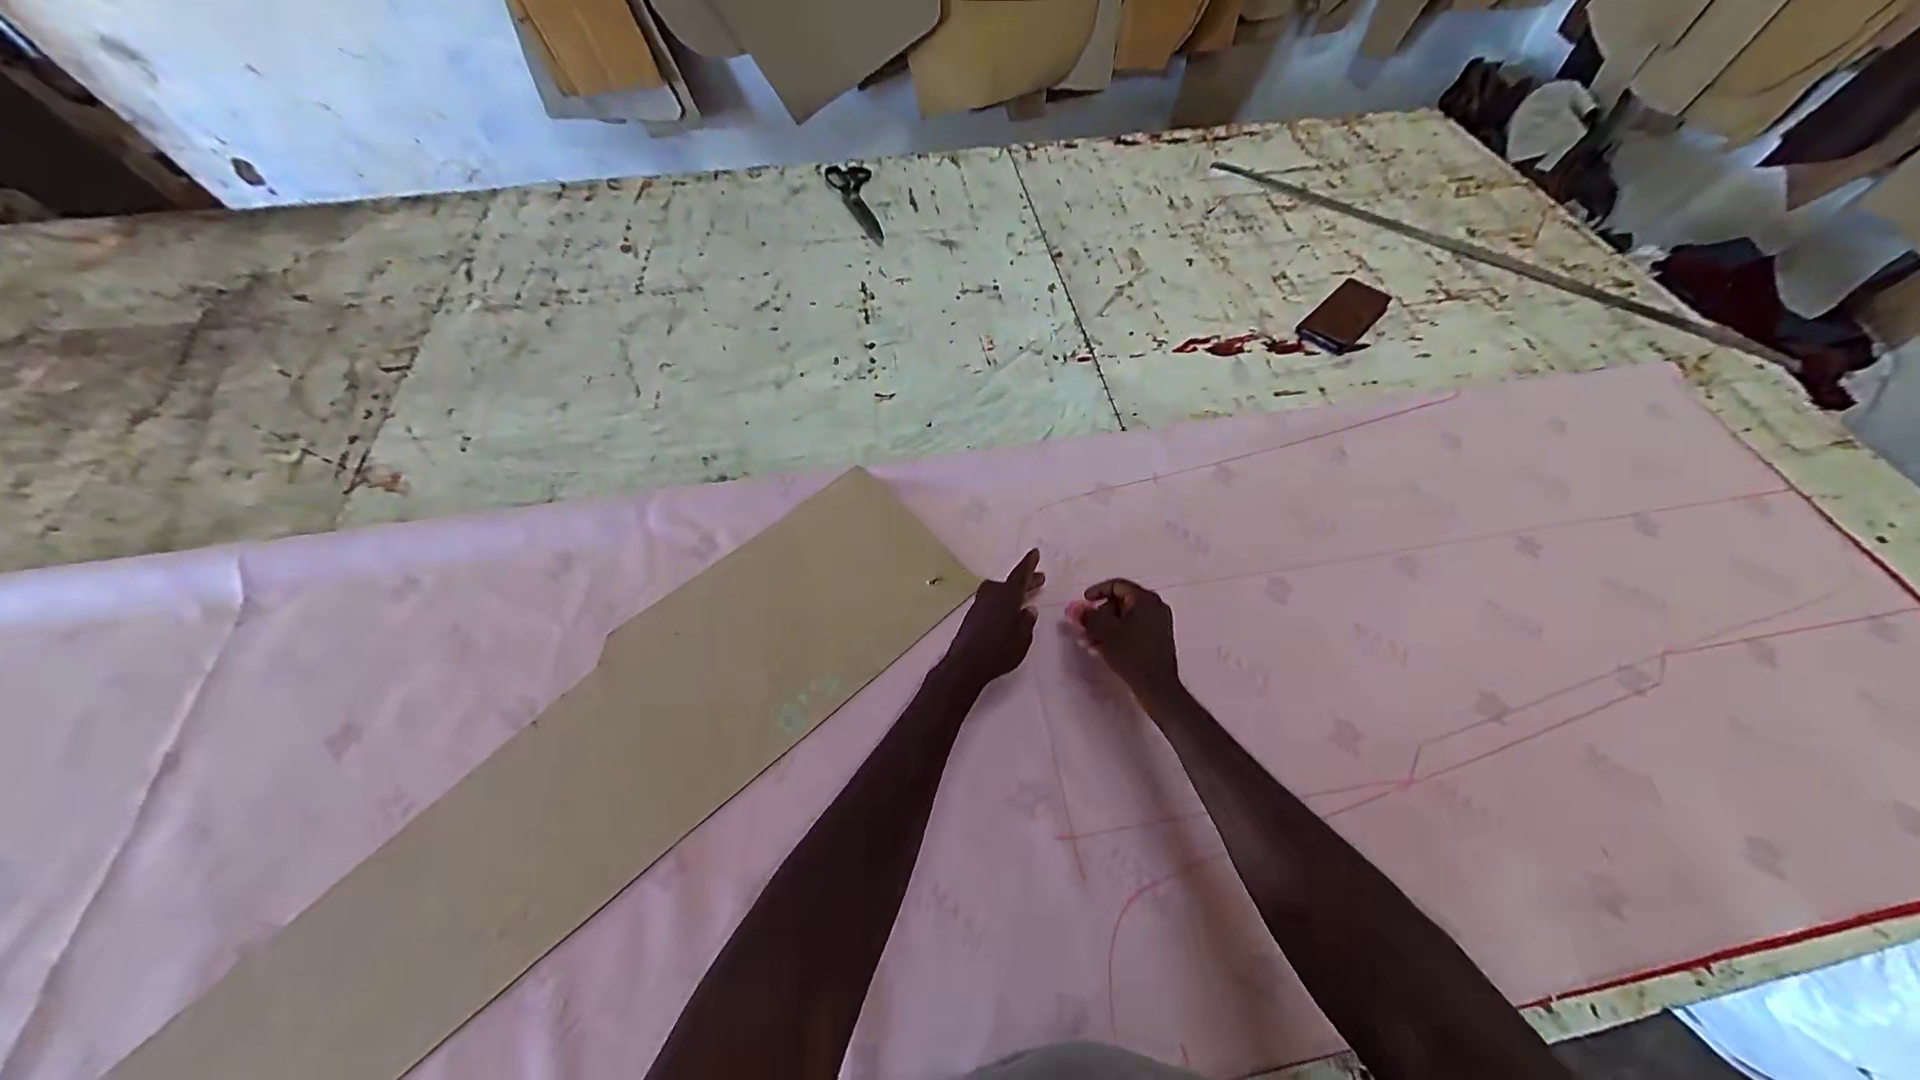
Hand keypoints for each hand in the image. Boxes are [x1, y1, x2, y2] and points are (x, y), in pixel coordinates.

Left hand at [942, 549, 1044, 686]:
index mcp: (1006, 596)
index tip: (1034, 552)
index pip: (1020, 575)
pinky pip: (992, 601)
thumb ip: (1027, 622)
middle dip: (1025, 580)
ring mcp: (980, 604)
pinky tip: (1009, 611)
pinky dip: (1003, 601)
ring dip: (1013, 592)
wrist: (965, 664)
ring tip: (1026, 596)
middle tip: (1039, 579)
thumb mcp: (1022, 638)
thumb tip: (1029, 610)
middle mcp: (992, 595)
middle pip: (1010, 583)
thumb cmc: (999, 651)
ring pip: (1000, 592)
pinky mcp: (973, 616)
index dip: (1029, 564)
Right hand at [1067, 579, 1179, 700]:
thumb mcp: (1105, 632)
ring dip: (1105, 627)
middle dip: (1099, 614)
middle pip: (1120, 602)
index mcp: (1145, 599)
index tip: (1084, 602)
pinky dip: (1117, 634)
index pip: (1117, 585)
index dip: (1097, 591)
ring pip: (1125, 618)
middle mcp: (1155, 607)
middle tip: (1084, 627)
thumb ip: (1088, 616)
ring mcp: (1158, 623)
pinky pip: (1133, 629)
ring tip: (1089, 641)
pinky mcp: (1157, 639)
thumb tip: (1074, 608)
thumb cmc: (1131, 653)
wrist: (1156, 685)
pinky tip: (1102, 648)